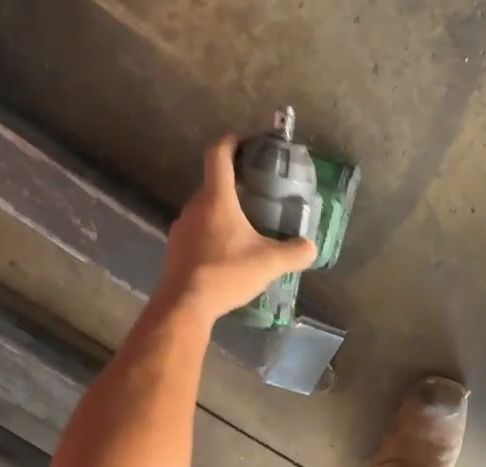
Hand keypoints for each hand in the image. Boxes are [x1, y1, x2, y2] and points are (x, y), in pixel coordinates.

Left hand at [155, 135, 317, 321]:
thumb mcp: (268, 264)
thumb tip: (310, 248)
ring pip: (204, 211)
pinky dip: (212, 237)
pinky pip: (196, 234)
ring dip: (222, 215)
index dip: (231, 142)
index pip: (218, 154)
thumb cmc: (225, 273)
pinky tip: (226, 257)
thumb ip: (293, 253)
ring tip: (243, 231)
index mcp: (216, 198)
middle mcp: (194, 206)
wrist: (184, 304)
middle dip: (233, 186)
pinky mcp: (175, 250)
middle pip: (212, 185)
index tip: (244, 143)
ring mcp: (181, 228)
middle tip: (255, 197)